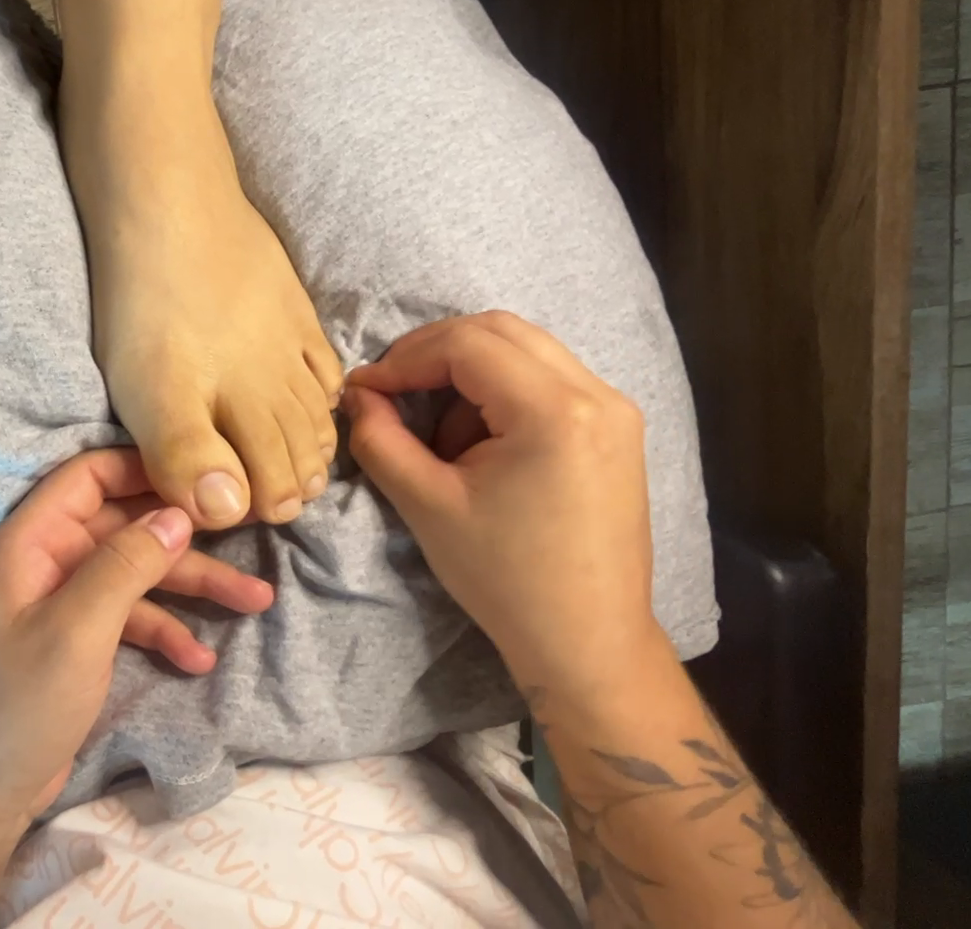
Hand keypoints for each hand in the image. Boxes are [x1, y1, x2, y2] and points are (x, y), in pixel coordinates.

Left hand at [0, 449, 273, 826]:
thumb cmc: (22, 703)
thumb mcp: (78, 629)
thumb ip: (126, 565)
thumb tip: (177, 513)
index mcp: (31, 539)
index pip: (89, 475)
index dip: (143, 466)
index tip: (203, 474)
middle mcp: (49, 557)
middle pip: (125, 526)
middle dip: (186, 539)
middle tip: (251, 537)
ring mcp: (66, 598)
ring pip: (138, 573)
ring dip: (192, 587)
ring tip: (257, 600)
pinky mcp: (81, 635)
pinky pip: (132, 616)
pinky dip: (166, 631)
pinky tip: (200, 659)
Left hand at [61, 85, 343, 528]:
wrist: (167, 198)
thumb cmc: (147, 304)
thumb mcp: (150, 390)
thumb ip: (188, 454)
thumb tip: (232, 511)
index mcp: (249, 406)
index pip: (272, 479)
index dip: (263, 507)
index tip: (252, 518)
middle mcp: (283, 378)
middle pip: (301, 448)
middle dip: (293, 484)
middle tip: (281, 504)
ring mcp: (293, 337)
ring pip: (318, 409)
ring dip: (314, 447)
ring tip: (305, 470)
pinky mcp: (292, 303)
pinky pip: (325, 361)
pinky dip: (327, 392)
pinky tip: (325, 397)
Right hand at [341, 312, 665, 693]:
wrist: (586, 640)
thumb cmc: (503, 577)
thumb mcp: (426, 504)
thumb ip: (380, 438)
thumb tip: (356, 395)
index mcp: (554, 411)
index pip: (466, 345)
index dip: (404, 358)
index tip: (363, 389)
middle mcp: (596, 394)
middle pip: (498, 330)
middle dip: (432, 353)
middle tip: (390, 390)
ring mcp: (613, 409)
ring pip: (523, 349)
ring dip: (465, 372)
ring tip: (436, 431)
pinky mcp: (613, 429)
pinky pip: (544, 378)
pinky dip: (496, 391)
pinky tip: (476, 442)